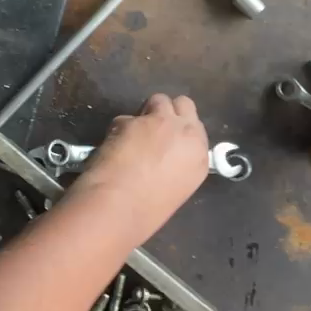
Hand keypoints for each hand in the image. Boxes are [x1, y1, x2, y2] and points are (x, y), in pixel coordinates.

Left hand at [68, 93, 208, 237]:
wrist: (119, 207)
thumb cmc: (148, 211)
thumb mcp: (176, 187)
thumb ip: (176, 163)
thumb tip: (161, 157)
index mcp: (199, 156)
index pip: (195, 128)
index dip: (178, 130)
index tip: (166, 140)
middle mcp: (185, 133)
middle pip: (183, 104)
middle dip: (168, 111)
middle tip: (152, 128)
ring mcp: (159, 122)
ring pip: (158, 100)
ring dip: (146, 113)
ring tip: (132, 134)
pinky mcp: (131, 119)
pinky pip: (125, 118)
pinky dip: (119, 129)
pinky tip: (112, 147)